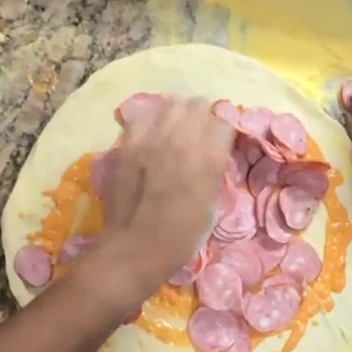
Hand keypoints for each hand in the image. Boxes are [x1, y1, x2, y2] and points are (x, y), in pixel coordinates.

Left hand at [96, 96, 231, 298]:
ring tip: (174, 130)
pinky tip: (150, 136)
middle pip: (197, 105)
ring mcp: (152, 138)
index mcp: (209, 157)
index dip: (222, 134)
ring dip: (176, 114)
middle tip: (197, 134)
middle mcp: (182, 139)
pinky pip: (142, 116)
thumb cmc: (180, 236)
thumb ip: (212, 170)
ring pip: (171, 104)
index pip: (223, 122)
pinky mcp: (128, 143)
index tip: (218, 144)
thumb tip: (210, 154)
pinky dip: (150, 122)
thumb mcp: (210, 203)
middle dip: (200, 117)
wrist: (136, 248)